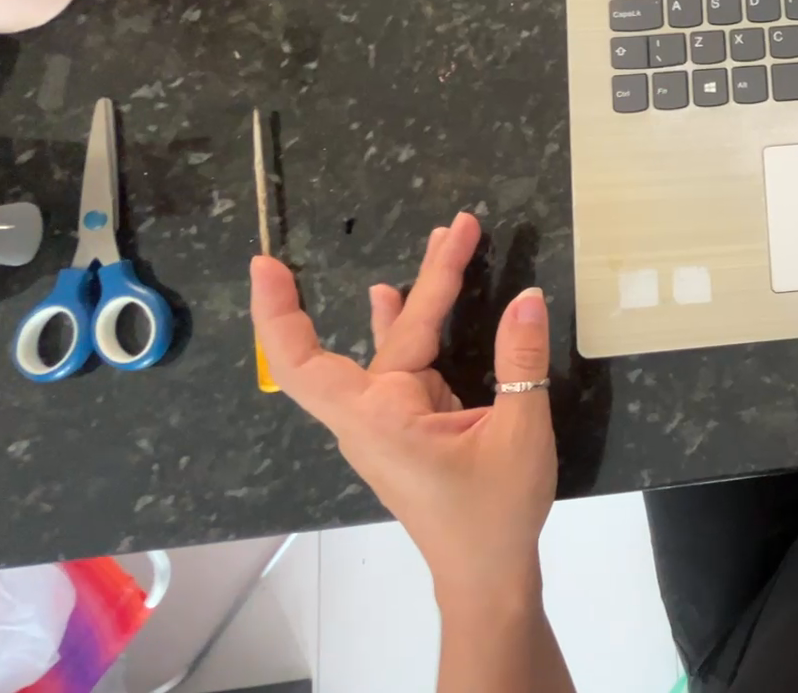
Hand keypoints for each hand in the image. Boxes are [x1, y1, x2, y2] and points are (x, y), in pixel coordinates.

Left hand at [249, 212, 556, 603]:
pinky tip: (402, 298)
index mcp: (383, 417)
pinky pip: (410, 366)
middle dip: (428, 276)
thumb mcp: (521, 429)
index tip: (270, 265)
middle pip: (387, 335)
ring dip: (421, 296)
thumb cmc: (495, 511)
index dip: (281, 313)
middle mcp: (376, 415)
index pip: (311, 359)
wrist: (488, 571)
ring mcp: (394, 421)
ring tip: (444, 244)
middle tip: (459, 226)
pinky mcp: (416, 426)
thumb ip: (520, 359)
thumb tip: (528, 296)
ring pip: (397, 347)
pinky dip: (409, 327)